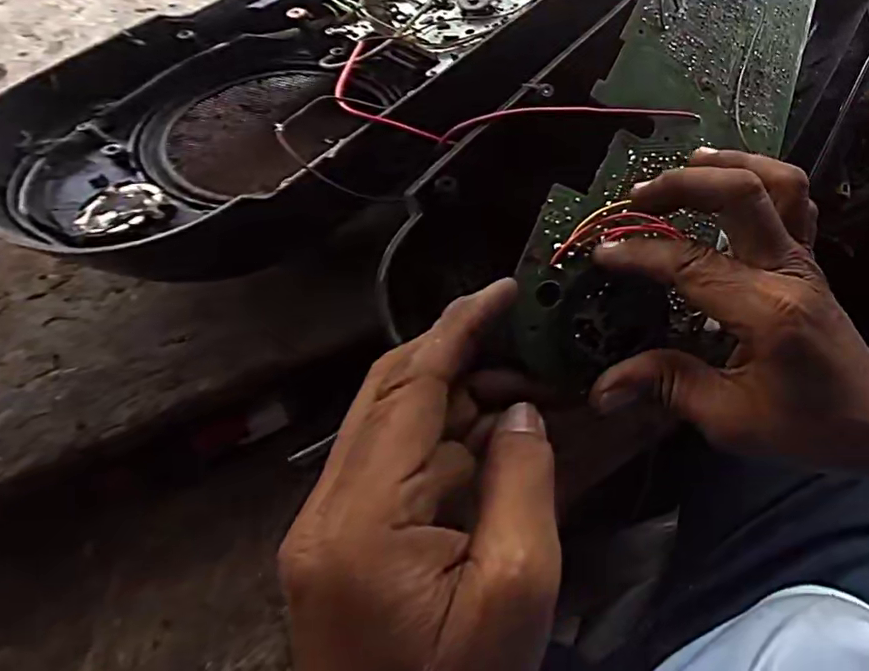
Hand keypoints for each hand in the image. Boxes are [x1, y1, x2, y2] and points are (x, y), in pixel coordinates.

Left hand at [279, 279, 560, 670]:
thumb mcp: (519, 579)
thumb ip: (524, 477)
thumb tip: (518, 408)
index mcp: (362, 521)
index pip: (410, 389)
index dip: (460, 328)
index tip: (506, 289)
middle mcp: (331, 512)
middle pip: (391, 392)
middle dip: (462, 349)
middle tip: (531, 331)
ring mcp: (335, 528)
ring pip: (400, 421)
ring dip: (468, 392)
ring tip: (538, 388)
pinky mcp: (351, 540)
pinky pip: (406, 458)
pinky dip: (459, 430)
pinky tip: (507, 433)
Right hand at [589, 149, 868, 474]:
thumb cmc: (806, 424)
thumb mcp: (733, 418)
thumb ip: (671, 387)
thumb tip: (603, 387)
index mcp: (768, 310)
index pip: (695, 263)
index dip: (644, 253)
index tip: (604, 250)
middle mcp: (790, 269)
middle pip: (745, 195)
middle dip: (688, 184)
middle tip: (640, 195)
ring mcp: (806, 257)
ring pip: (782, 182)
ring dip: (735, 162)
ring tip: (689, 163)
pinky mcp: (811, 257)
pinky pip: (797, 201)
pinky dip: (765, 180)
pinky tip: (734, 185)